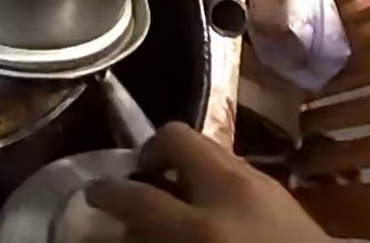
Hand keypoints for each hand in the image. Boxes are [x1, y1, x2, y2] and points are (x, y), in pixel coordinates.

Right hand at [85, 123, 329, 242]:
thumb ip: (161, 239)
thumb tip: (131, 232)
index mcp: (204, 229)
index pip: (141, 200)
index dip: (110, 194)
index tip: (93, 192)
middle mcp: (229, 191)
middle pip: (176, 137)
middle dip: (152, 150)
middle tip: (142, 179)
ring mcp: (257, 180)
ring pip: (206, 146)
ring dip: (183, 161)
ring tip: (175, 194)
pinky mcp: (277, 185)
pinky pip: (231, 164)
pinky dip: (210, 175)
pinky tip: (211, 207)